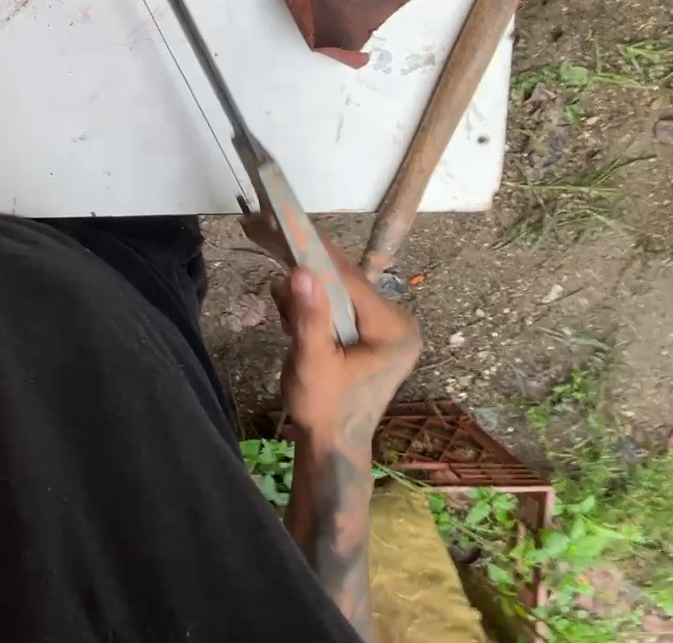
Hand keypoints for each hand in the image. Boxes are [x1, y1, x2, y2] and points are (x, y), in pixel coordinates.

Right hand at [269, 243, 419, 454]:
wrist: (331, 445)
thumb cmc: (324, 408)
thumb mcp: (313, 362)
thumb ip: (309, 316)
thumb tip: (300, 272)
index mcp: (394, 329)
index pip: (350, 279)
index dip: (316, 256)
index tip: (286, 228)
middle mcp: (395, 322)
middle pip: (343, 282)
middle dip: (306, 281)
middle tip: (277, 284)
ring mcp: (382, 327)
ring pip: (334, 291)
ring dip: (305, 299)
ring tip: (289, 326)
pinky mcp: (367, 332)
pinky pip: (334, 304)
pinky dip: (310, 308)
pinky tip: (297, 328)